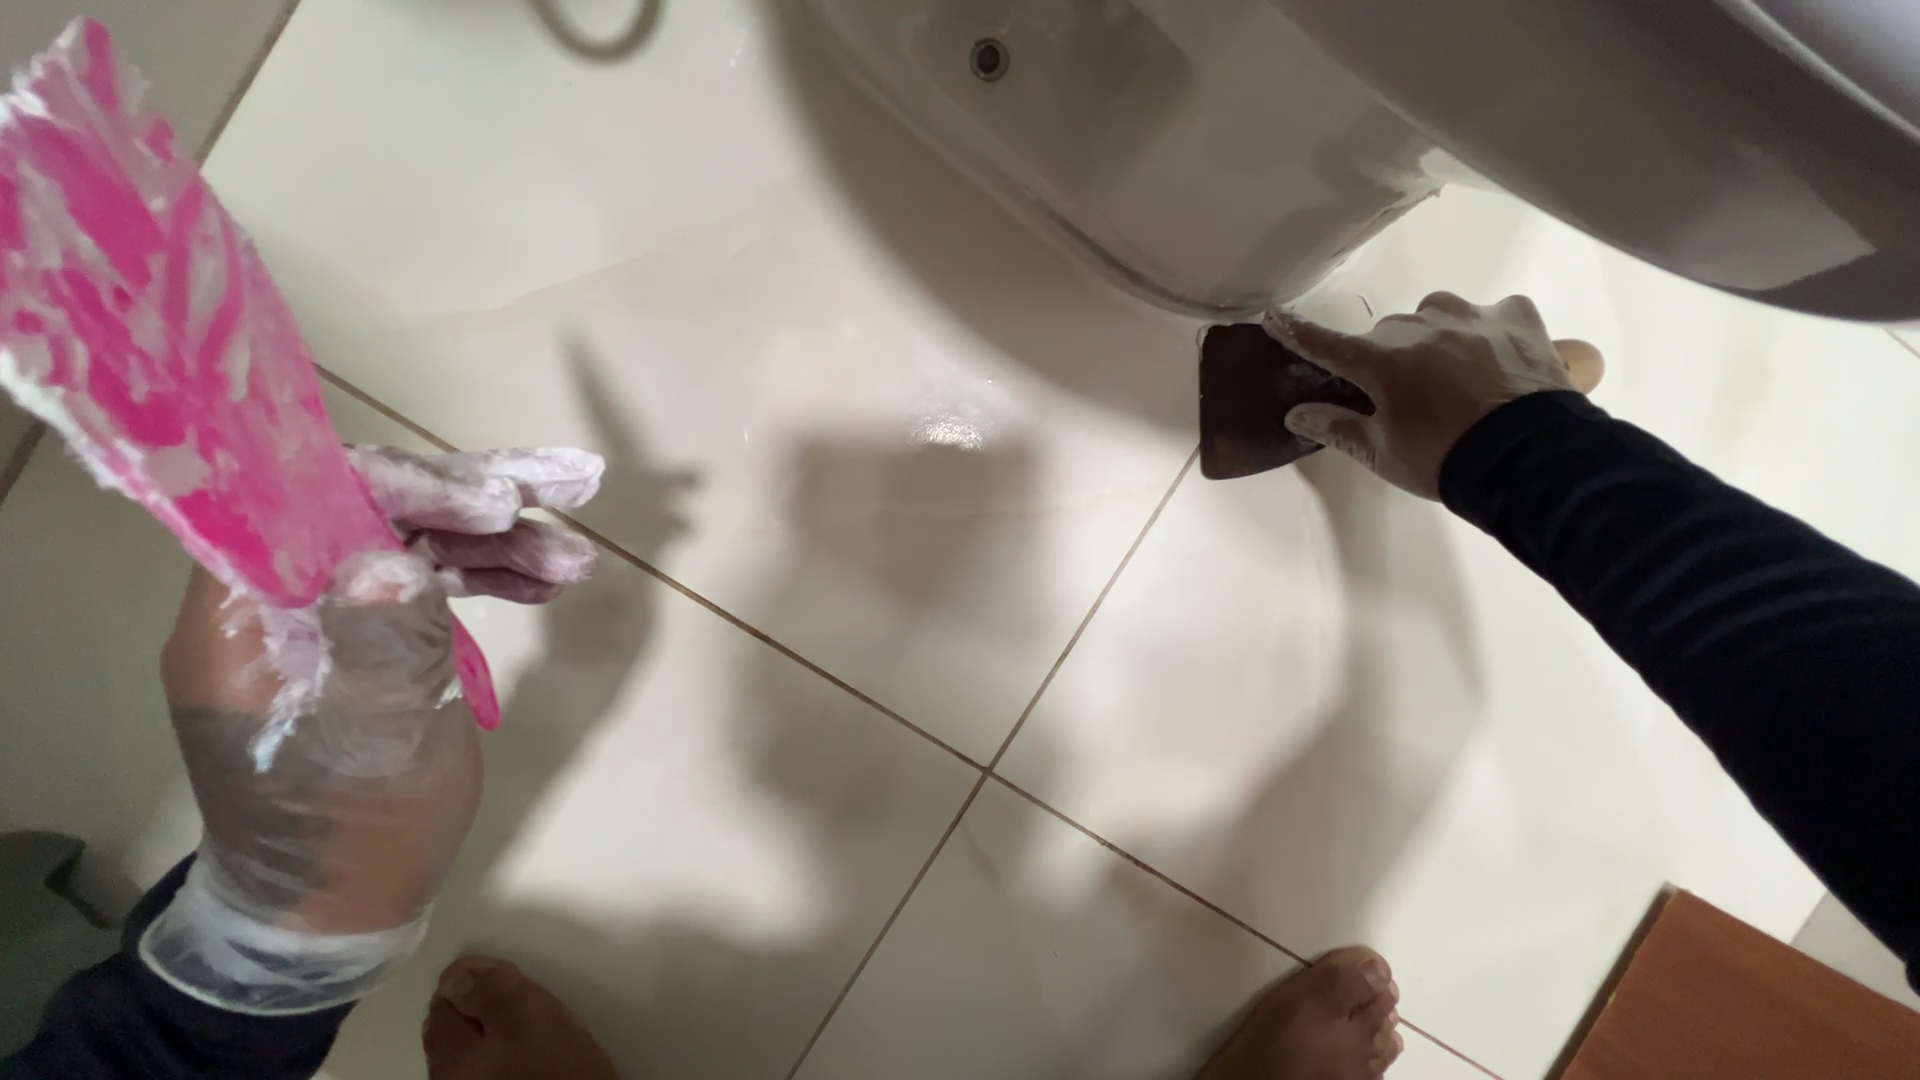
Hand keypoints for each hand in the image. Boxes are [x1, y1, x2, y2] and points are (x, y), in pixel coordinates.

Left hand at [142, 445, 602, 1013]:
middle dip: (480, 502)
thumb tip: (397, 558)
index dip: (408, 487)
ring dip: (504, 544)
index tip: (497, 503)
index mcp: (247, 614)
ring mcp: (335, 617)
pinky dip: (494, 578)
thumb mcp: (374, 738)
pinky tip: (549, 584)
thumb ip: (383, 642)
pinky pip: (435, 584)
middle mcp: (285, 597)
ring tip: (578, 557)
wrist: (342, 903)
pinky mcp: (377, 639)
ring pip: (421, 545)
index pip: (311, 504)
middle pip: (382, 514)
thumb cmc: (351, 827)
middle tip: (570, 487)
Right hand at [1267, 293, 1603, 499]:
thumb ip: (1336, 427)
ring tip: (1448, 368)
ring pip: (1435, 313)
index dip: (1297, 332)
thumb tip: (1295, 414)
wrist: (1531, 460)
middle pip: (1386, 331)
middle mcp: (1422, 328)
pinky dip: (1484, 330)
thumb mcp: (1380, 452)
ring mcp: (1473, 319)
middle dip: (1383, 354)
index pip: (1327, 344)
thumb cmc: (1442, 458)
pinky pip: (1492, 312)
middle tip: (1396, 390)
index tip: (1274, 317)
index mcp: (1383, 362)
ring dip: (1431, 334)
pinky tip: (1493, 356)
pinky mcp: (1518, 319)